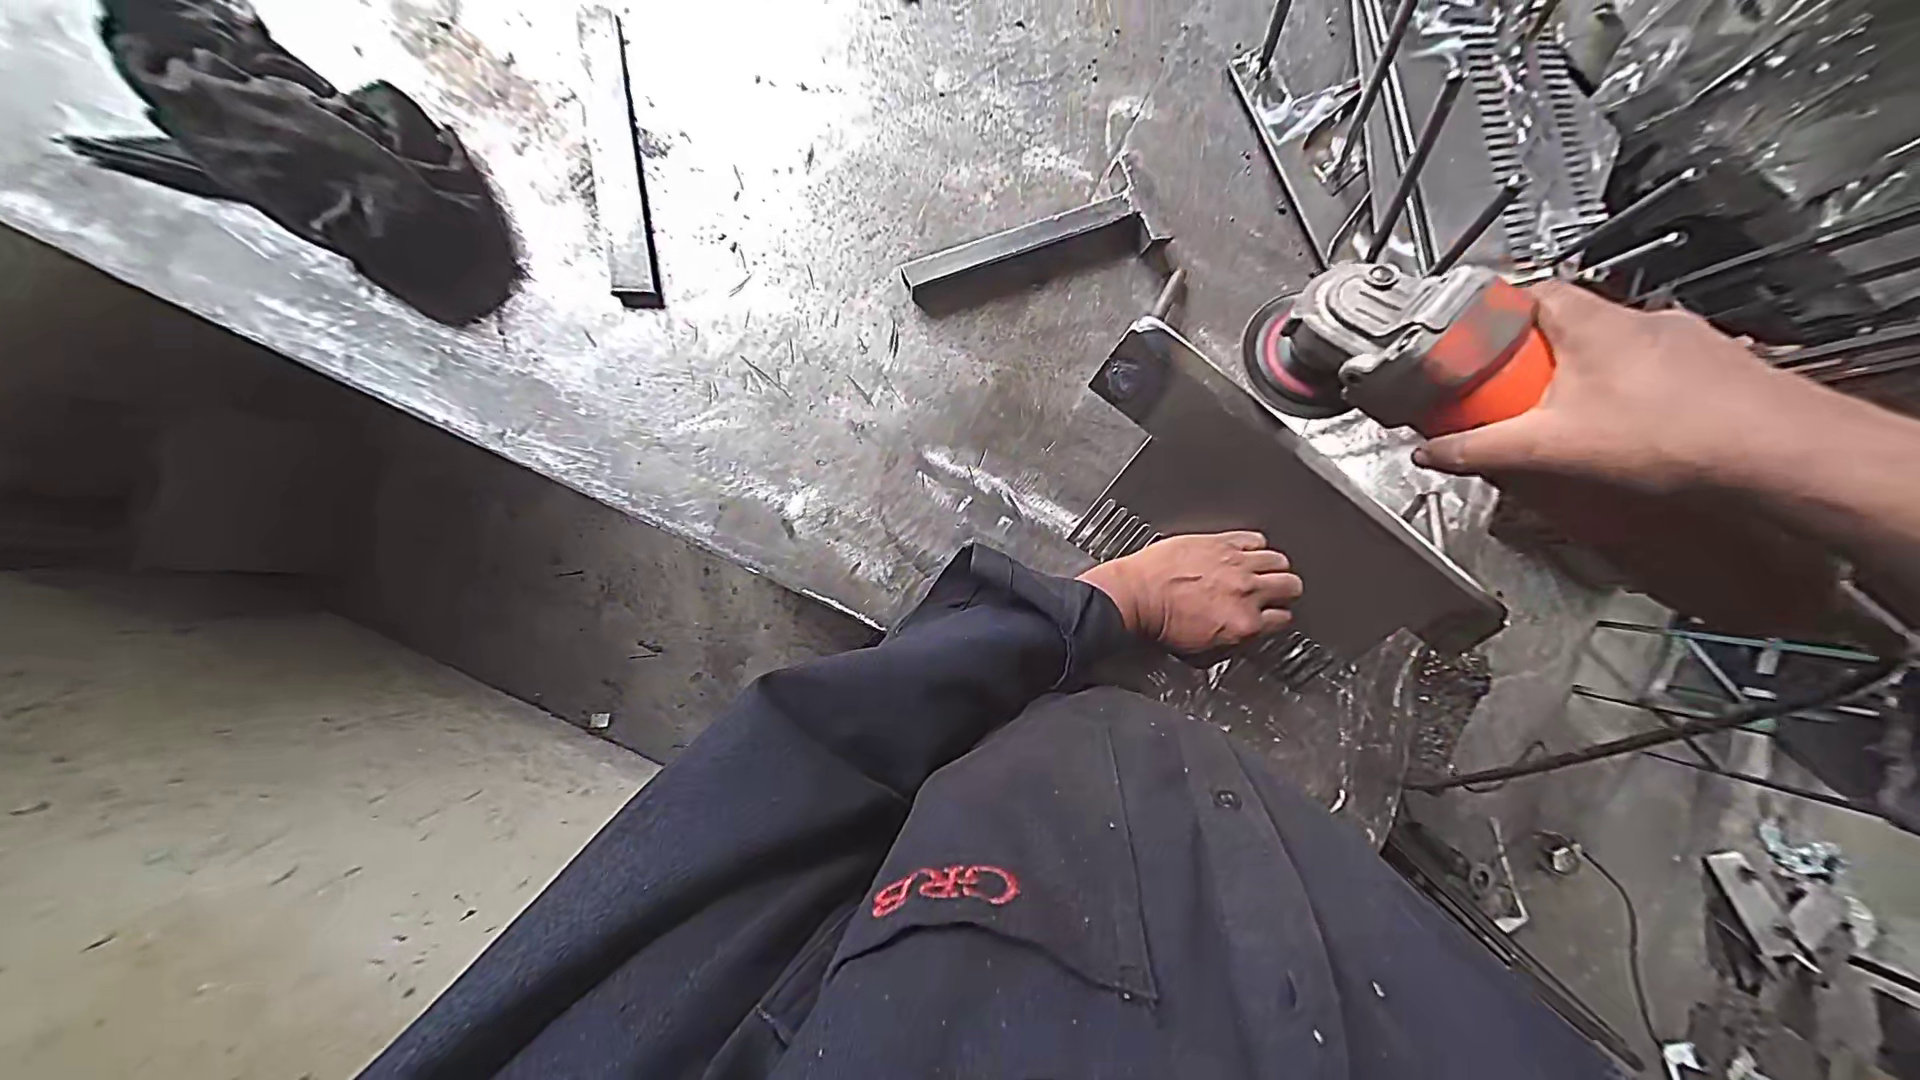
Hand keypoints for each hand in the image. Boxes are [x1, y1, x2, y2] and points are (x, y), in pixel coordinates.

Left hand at [1076, 532, 1304, 652]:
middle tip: (1274, 590)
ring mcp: (1235, 564)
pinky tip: (1246, 550)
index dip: (1276, 615)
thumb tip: (1247, 631)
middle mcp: (1246, 592)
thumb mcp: (1204, 647)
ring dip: (1272, 566)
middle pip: (1289, 586)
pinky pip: (1254, 538)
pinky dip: (1253, 545)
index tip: (1271, 613)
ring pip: (1277, 560)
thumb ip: (1236, 637)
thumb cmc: (1158, 621)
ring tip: (1263, 569)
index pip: (1282, 618)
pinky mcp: (1220, 542)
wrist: (1134, 597)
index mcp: (1244, 623)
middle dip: (1284, 590)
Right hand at [1413, 282, 1845, 635]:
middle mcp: (1642, 324)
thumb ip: (1478, 449)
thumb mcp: (1548, 446)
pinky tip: (1600, 425)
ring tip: (1544, 413)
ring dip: (1563, 375)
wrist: (1783, 457)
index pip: (1533, 291)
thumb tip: (1432, 452)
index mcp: (1598, 326)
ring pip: (1598, 348)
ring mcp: (1679, 344)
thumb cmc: (1685, 436)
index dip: (1492, 309)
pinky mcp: (1702, 370)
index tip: (1468, 335)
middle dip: (1520, 356)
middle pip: (1559, 325)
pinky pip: (1633, 369)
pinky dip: (1605, 390)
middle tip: (1497, 388)